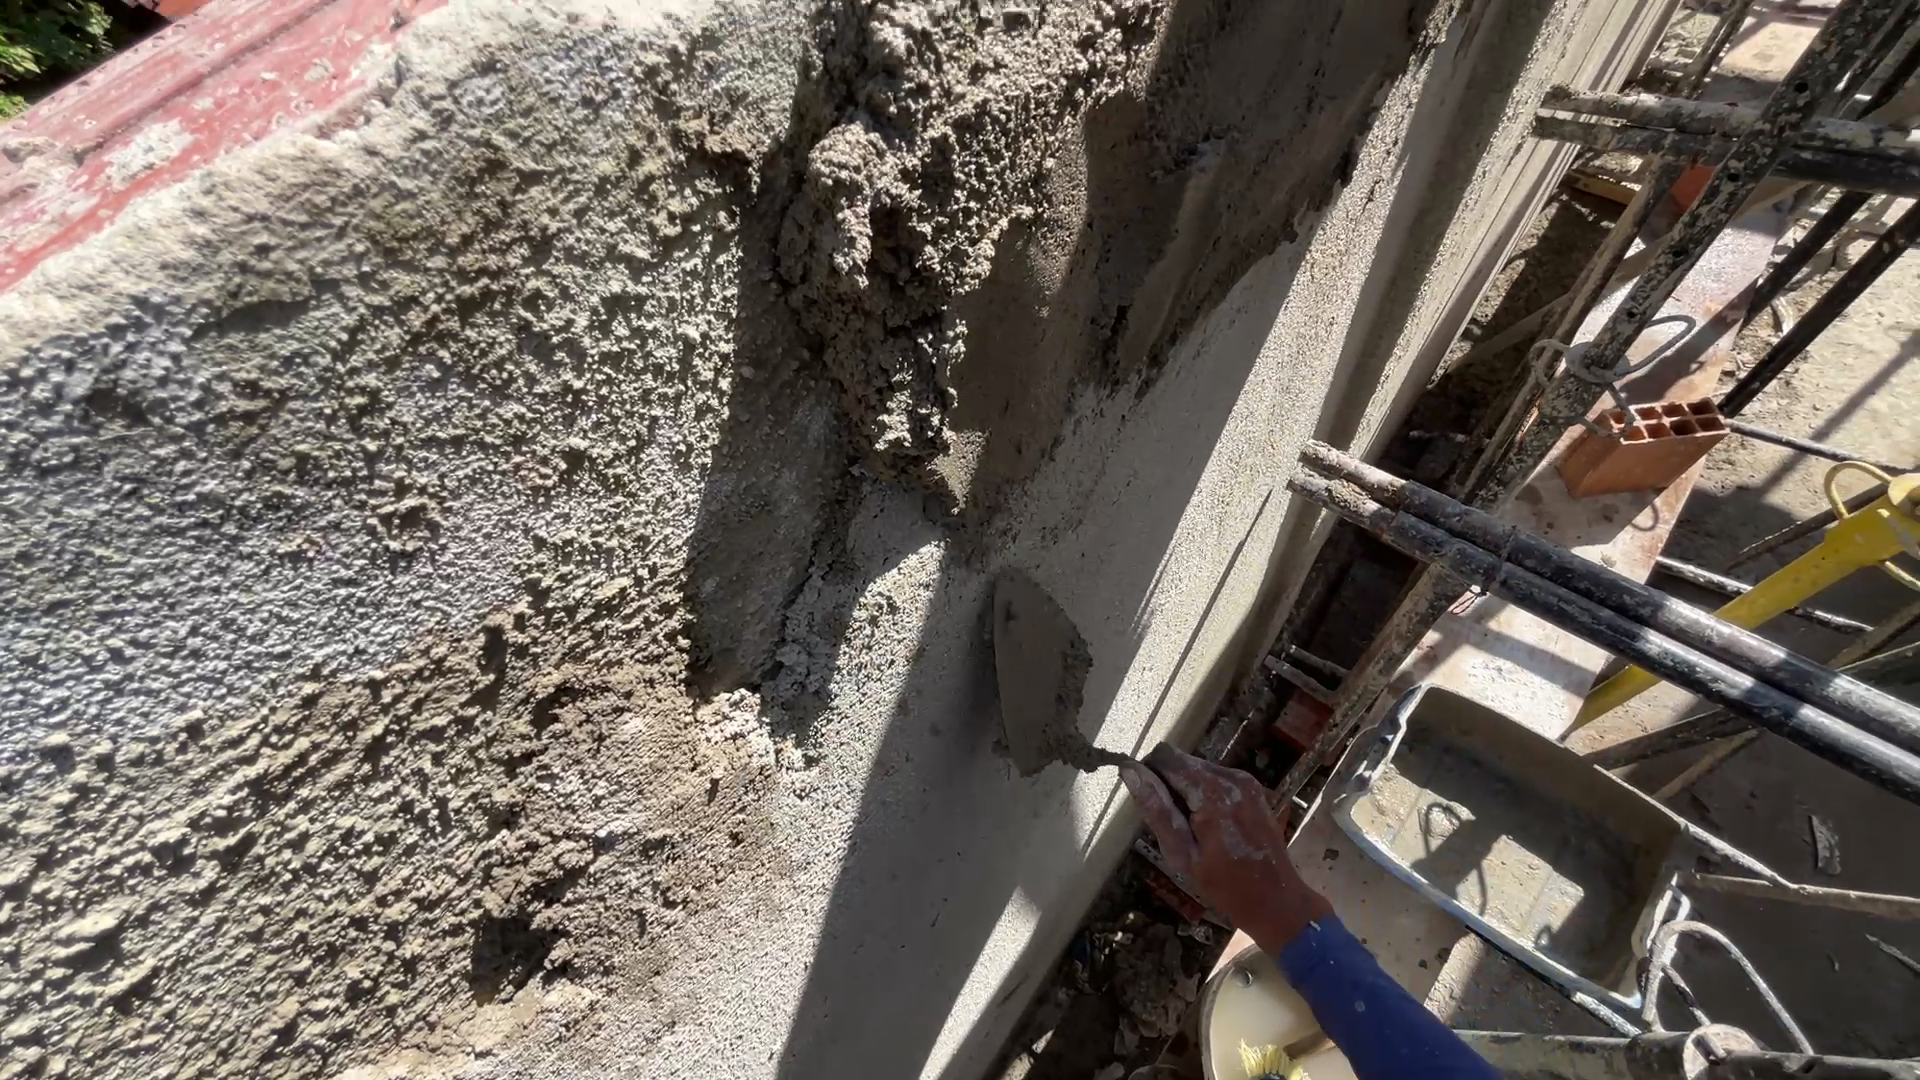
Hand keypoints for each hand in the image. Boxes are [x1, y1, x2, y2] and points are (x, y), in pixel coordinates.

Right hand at [1121, 744, 1332, 949]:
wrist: (1276, 900)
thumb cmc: (1225, 885)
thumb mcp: (1182, 853)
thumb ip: (1156, 809)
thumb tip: (1130, 770)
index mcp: (1212, 791)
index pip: (1165, 757)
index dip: (1150, 775)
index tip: (1152, 806)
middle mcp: (1230, 776)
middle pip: (1181, 760)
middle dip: (1168, 784)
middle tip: (1175, 824)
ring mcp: (1244, 779)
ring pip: (1196, 767)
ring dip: (1186, 788)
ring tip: (1193, 827)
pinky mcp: (1251, 786)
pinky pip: (1214, 776)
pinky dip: (1203, 792)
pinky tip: (1211, 823)